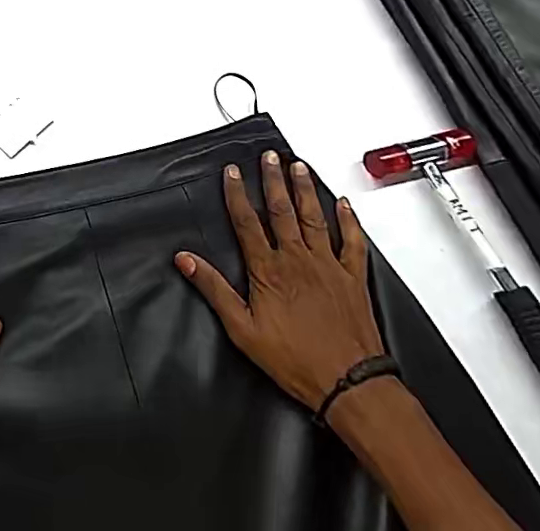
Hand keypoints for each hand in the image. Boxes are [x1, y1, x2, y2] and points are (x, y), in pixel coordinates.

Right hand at [175, 151, 384, 410]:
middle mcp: (298, 260)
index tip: (233, 172)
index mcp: (269, 270)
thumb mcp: (242, 329)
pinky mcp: (352, 278)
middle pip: (282, 210)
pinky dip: (349, 221)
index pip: (247, 222)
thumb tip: (186, 260)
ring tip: (298, 167)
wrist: (349, 383)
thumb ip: (213, 289)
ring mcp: (328, 265)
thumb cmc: (296, 360)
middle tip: (269, 157)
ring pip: (314, 217)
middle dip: (273, 180)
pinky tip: (344, 205)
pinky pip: (352, 241)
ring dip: (304, 189)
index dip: (237, 194)